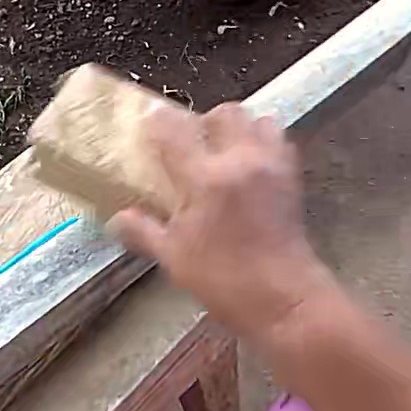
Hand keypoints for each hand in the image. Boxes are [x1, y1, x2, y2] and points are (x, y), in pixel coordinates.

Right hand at [108, 104, 338, 341]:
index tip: (149, 125)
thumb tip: (117, 218)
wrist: (284, 298)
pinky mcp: (293, 178)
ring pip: (259, 119)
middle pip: (225, 112)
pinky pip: (281, 141)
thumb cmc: (224, 281)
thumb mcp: (175, 258)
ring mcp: (272, 166)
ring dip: (241, 128)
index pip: (174, 129)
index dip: (157, 121)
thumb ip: (144, 231)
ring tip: (228, 152)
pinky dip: (266, 143)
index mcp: (206, 179)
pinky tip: (253, 168)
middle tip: (194, 144)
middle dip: (205, 121)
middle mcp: (241, 161)